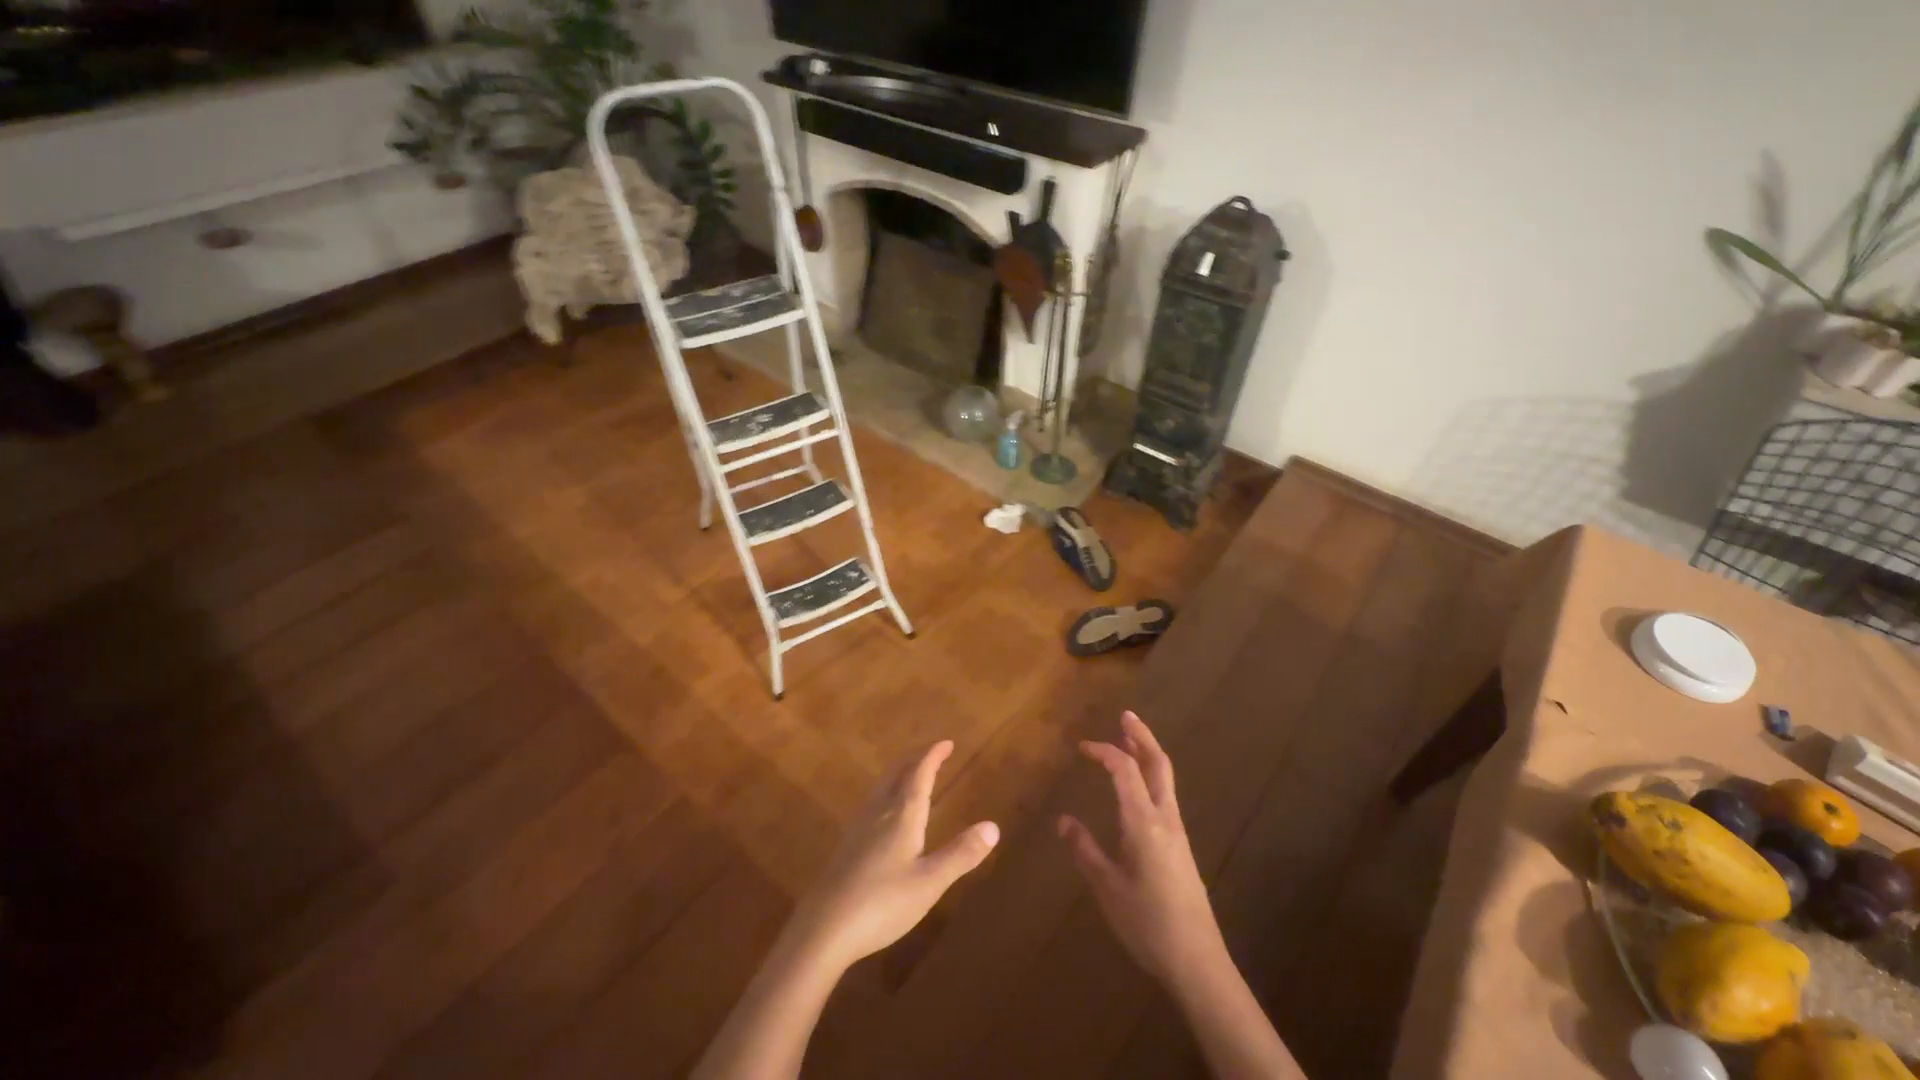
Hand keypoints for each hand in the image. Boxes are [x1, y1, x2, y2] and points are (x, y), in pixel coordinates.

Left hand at [786, 740, 999, 971]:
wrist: (823, 929)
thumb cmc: (882, 904)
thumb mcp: (929, 883)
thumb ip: (961, 854)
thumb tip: (993, 826)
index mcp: (901, 818)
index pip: (918, 776)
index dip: (932, 757)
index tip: (946, 743)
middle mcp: (878, 815)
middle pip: (895, 776)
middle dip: (914, 760)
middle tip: (930, 752)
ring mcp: (857, 831)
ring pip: (880, 790)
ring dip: (897, 775)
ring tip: (909, 774)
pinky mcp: (846, 849)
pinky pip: (870, 807)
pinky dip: (885, 796)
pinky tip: (882, 815)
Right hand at [1058, 711, 1224, 983]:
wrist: (1196, 959)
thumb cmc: (1146, 923)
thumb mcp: (1107, 887)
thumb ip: (1085, 850)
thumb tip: (1063, 820)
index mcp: (1144, 824)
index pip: (1125, 771)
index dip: (1105, 752)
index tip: (1082, 746)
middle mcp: (1166, 820)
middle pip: (1158, 765)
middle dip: (1142, 737)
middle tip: (1125, 716)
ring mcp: (1178, 834)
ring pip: (1166, 781)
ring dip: (1148, 756)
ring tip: (1128, 744)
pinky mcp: (1181, 848)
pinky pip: (1166, 799)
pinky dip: (1150, 780)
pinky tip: (1137, 792)